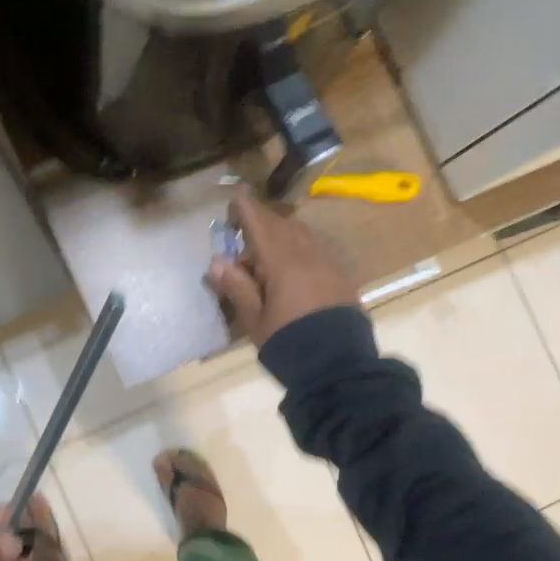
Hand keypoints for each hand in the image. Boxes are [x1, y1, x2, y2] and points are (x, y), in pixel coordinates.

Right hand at [206, 191, 360, 345]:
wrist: (338, 367)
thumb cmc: (289, 343)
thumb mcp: (255, 321)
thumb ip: (237, 288)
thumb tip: (217, 261)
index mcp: (283, 261)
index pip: (261, 224)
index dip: (247, 209)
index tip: (237, 194)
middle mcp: (308, 254)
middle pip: (283, 226)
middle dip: (264, 221)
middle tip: (247, 226)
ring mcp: (329, 263)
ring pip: (303, 235)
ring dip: (284, 234)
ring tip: (269, 247)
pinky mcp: (342, 277)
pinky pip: (318, 250)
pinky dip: (302, 248)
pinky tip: (295, 263)